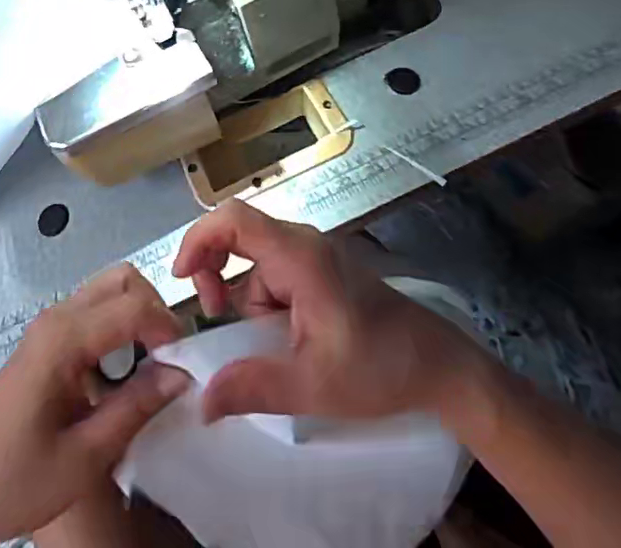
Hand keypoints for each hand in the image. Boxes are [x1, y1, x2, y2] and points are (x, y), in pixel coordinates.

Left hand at [0, 265, 189, 547]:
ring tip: (151, 366)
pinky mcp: (45, 342)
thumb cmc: (14, 482)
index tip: (185, 364)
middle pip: (122, 279)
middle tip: (169, 357)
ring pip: (109, 290)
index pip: (133, 306)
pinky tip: (120, 374)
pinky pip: (94, 313)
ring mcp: (48, 327)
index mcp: (62, 339)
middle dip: (155, 308)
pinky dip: (120, 327)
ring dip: (138, 316)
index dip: (168, 329)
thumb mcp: (85, 457)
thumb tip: (182, 372)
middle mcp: (56, 318)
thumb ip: (137, 406)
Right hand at [171, 201, 488, 424]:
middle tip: (214, 313)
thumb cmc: (380, 366)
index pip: (234, 219)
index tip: (182, 279)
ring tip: (266, 343)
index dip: (199, 239)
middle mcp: (303, 244)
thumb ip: (252, 388)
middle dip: (215, 272)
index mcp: (300, 256)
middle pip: (239, 235)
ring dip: (244, 298)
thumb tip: (201, 401)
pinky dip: (264, 303)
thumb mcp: (312, 385)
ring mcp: (313, 255)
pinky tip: (284, 337)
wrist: (437, 364)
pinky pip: (274, 276)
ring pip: (255, 263)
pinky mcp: (320, 271)